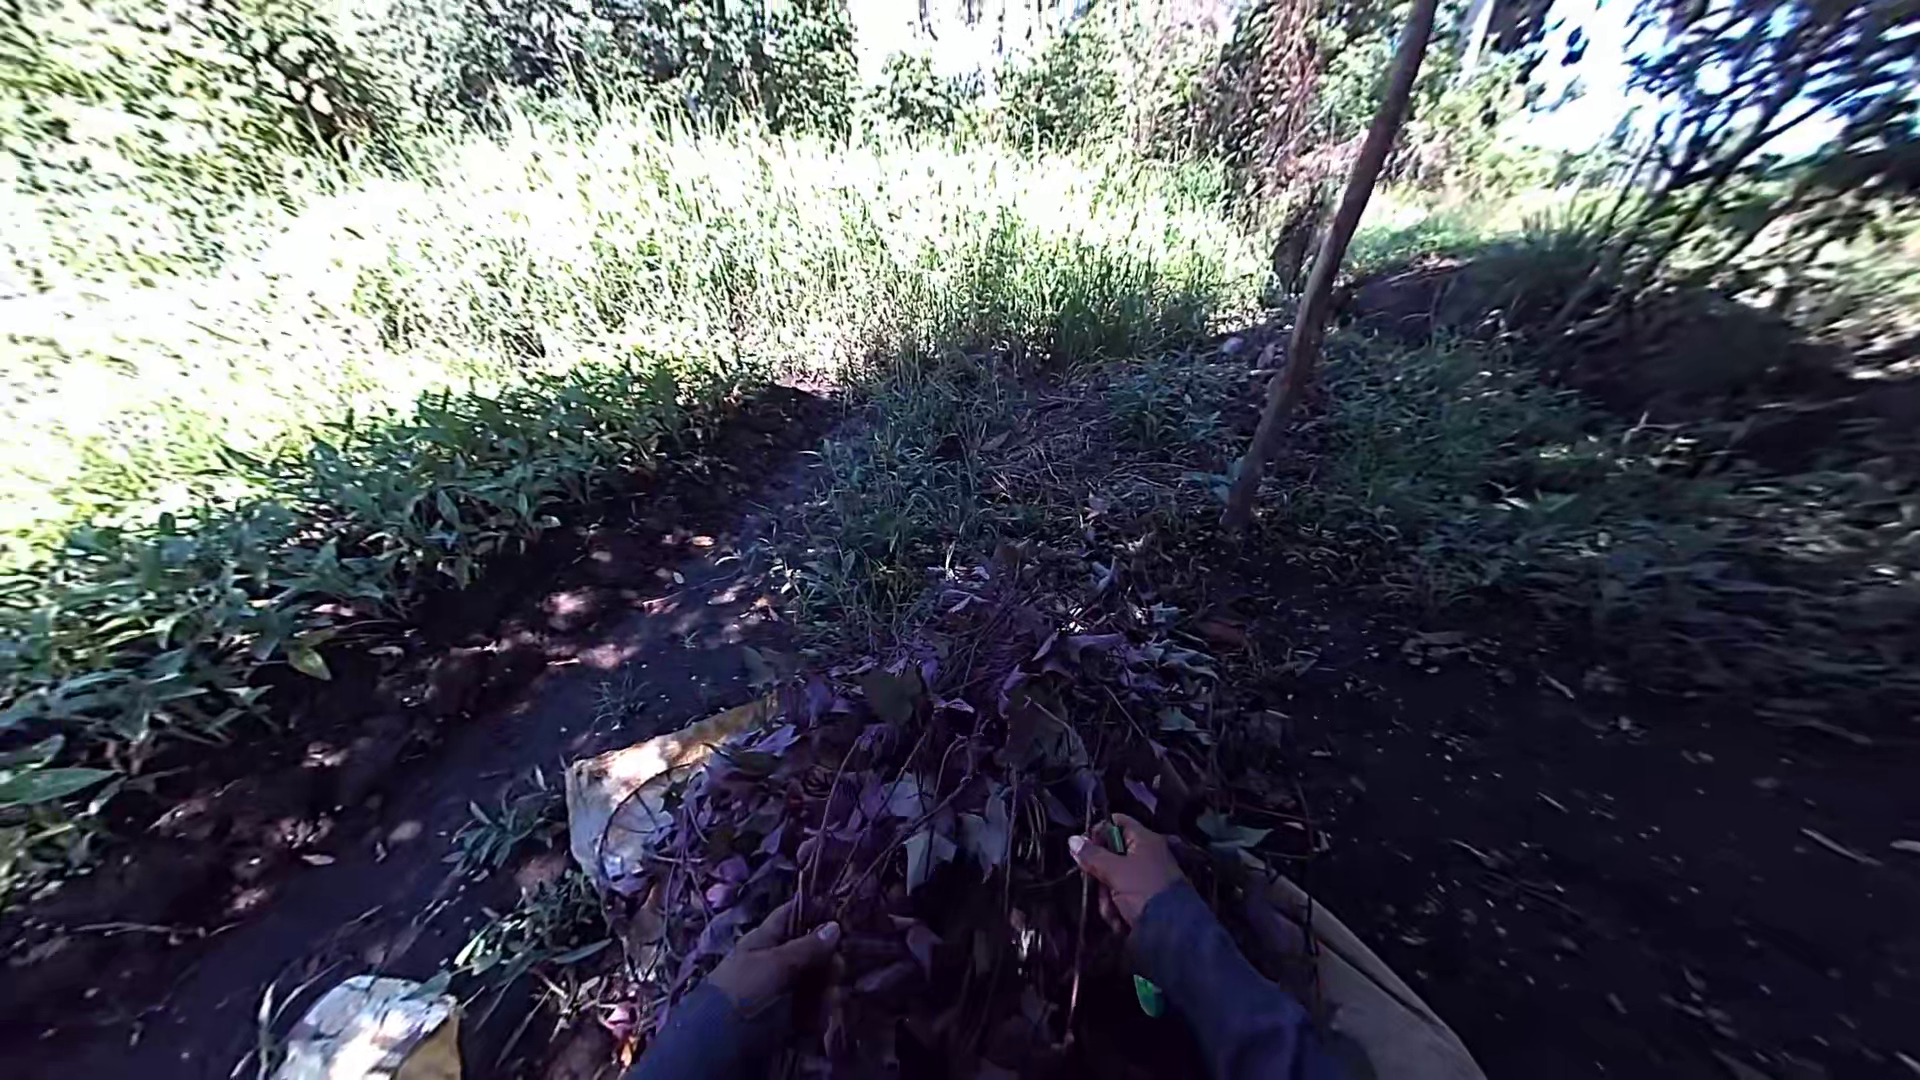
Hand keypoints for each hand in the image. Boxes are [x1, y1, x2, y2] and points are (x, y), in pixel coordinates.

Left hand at [706, 897, 841, 1009]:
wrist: (713, 1046)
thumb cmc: (743, 990)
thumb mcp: (774, 964)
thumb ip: (806, 947)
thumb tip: (835, 925)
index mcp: (765, 939)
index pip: (793, 914)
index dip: (816, 911)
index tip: (841, 915)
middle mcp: (773, 961)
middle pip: (809, 951)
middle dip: (827, 959)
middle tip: (838, 969)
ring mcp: (778, 992)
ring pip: (812, 982)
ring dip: (826, 989)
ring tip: (832, 998)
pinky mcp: (782, 1021)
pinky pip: (808, 1011)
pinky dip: (818, 1013)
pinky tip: (823, 1016)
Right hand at [1068, 813, 1184, 930]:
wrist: (1175, 934)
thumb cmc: (1145, 891)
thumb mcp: (1115, 871)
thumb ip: (1092, 855)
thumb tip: (1073, 839)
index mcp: (1144, 840)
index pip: (1117, 822)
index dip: (1098, 832)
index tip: (1084, 847)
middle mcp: (1147, 855)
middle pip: (1112, 854)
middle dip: (1101, 874)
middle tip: (1096, 885)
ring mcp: (1148, 879)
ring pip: (1115, 879)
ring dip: (1107, 897)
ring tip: (1111, 911)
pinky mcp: (1148, 900)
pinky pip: (1124, 897)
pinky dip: (1118, 909)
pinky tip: (1119, 921)